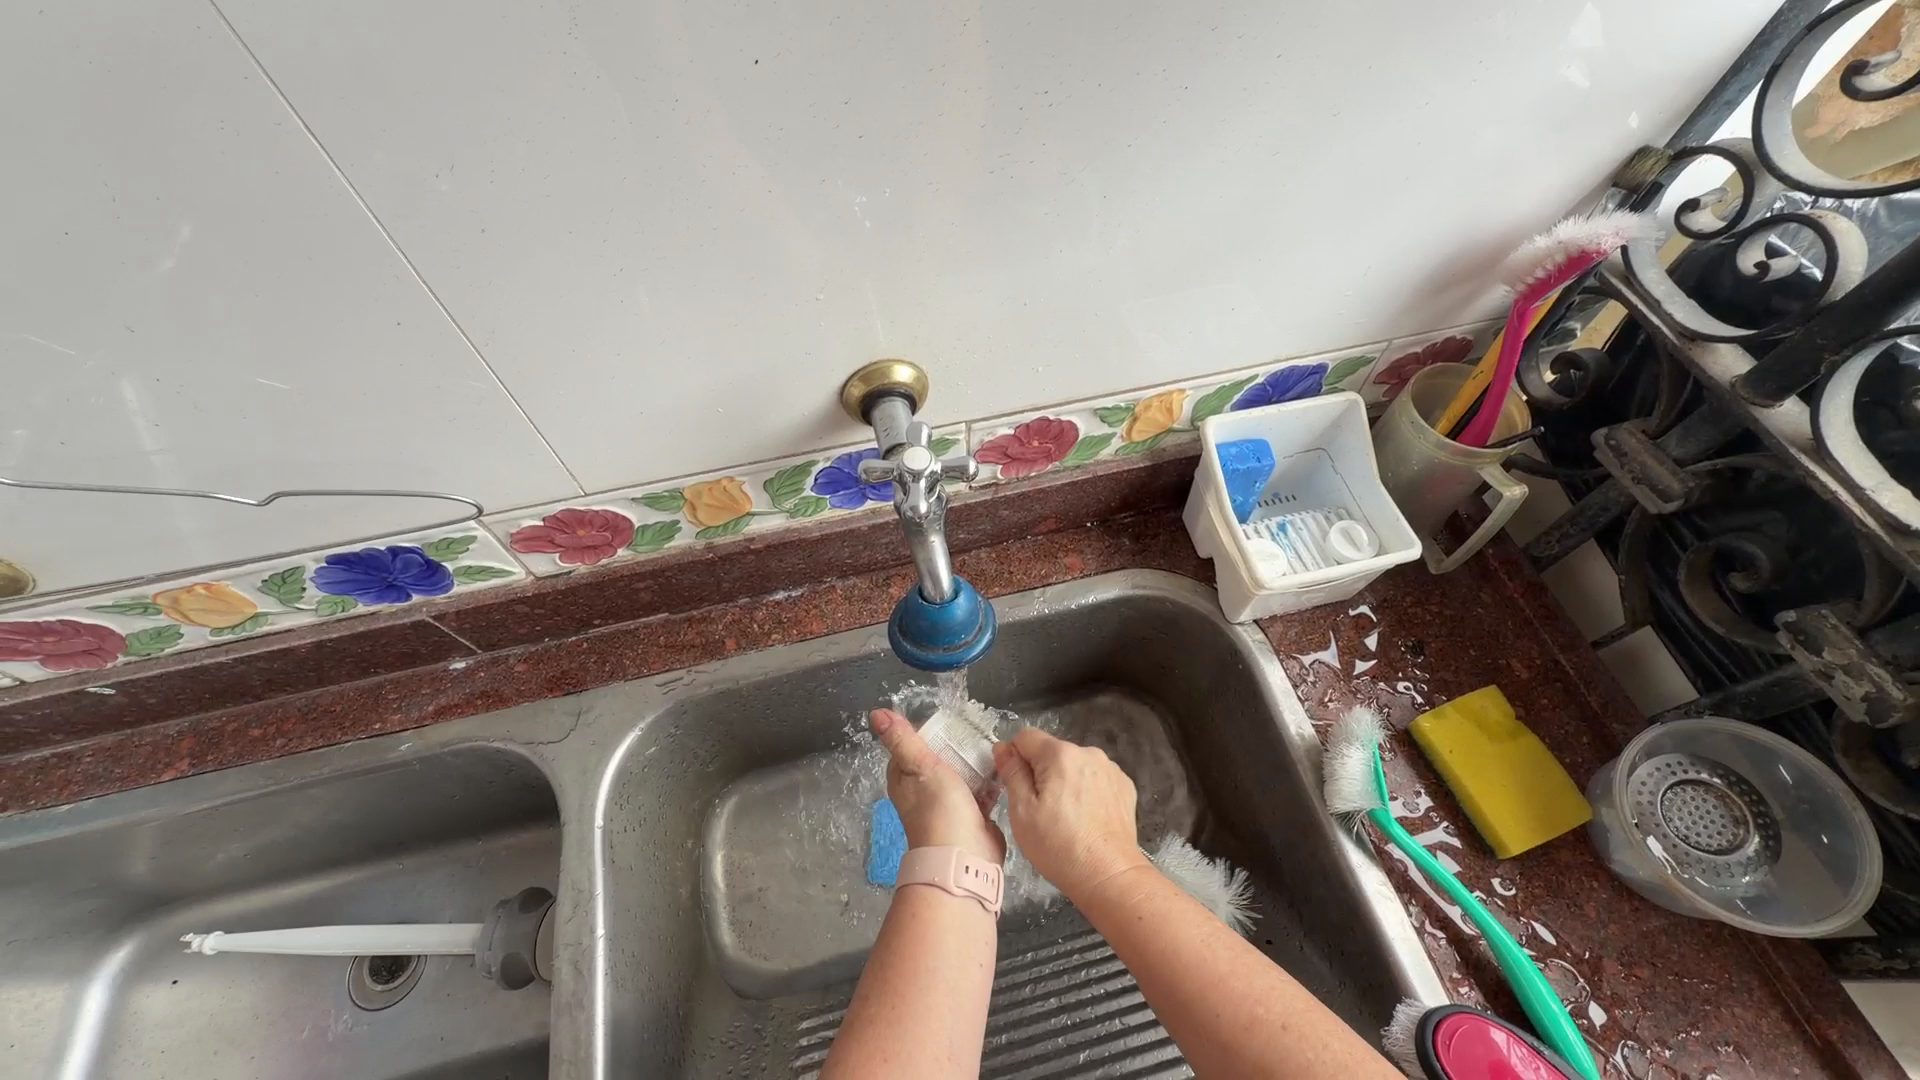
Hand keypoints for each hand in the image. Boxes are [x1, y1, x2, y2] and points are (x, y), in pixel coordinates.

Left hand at [870, 709, 1004, 863]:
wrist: (964, 856)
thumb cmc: (939, 809)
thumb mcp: (920, 766)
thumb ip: (903, 740)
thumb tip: (876, 713)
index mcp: (905, 779)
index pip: (911, 746)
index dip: (927, 732)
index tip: (948, 718)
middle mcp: (923, 791)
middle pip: (939, 758)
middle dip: (956, 745)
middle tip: (977, 728)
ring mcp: (948, 804)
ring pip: (961, 773)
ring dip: (974, 761)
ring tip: (991, 743)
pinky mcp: (971, 814)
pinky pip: (980, 789)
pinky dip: (989, 780)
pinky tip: (1002, 766)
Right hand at [993, 727, 1149, 899]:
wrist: (1109, 875)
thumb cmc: (1058, 846)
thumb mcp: (1022, 811)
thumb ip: (1012, 772)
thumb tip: (1003, 748)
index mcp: (1060, 754)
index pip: (1025, 737)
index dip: (1014, 757)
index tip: (1015, 786)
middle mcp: (1088, 752)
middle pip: (1052, 751)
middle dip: (1041, 772)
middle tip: (1040, 809)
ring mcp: (1110, 769)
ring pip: (1074, 765)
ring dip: (1065, 780)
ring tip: (1066, 817)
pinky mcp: (1125, 786)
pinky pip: (1095, 779)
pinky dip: (1087, 791)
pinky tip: (1087, 818)